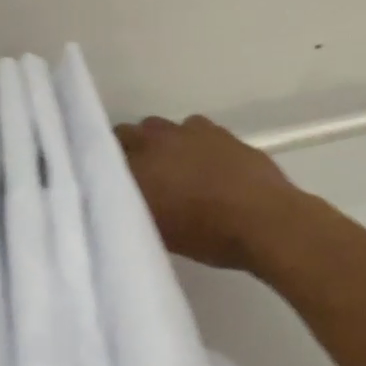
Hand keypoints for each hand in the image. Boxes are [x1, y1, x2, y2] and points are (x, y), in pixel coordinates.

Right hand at [115, 115, 309, 270]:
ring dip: (158, 143)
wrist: (264, 220)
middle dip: (127, 150)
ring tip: (171, 168)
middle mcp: (155, 143)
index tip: (105, 182)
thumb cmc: (208, 236)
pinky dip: (189, 141)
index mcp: (136, 170)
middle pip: (127, 134)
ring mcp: (188, 132)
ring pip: (159, 128)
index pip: (101, 155)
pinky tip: (202, 162)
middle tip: (137, 175)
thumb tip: (125, 204)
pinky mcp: (216, 131)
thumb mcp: (160, 234)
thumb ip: (135, 212)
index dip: (101, 167)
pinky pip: (191, 128)